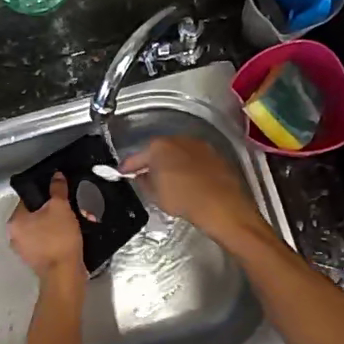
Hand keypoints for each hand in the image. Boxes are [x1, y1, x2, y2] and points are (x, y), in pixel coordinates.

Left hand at [8, 173, 85, 291]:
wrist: (65, 274)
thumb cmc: (59, 237)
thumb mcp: (60, 207)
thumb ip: (57, 189)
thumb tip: (56, 175)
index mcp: (15, 222)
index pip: (28, 198)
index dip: (45, 192)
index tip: (61, 191)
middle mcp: (16, 236)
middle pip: (38, 213)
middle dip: (59, 209)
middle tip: (74, 206)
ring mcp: (27, 250)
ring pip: (47, 227)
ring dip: (64, 222)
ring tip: (82, 218)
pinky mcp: (40, 260)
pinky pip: (51, 241)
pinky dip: (63, 235)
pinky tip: (78, 233)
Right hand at [121, 137, 264, 238]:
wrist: (221, 204)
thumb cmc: (183, 199)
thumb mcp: (155, 195)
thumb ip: (143, 182)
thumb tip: (141, 176)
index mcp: (158, 147)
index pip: (137, 157)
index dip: (128, 167)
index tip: (122, 173)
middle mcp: (178, 139)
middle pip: (159, 150)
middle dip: (152, 162)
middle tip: (146, 177)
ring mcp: (198, 145)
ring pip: (178, 152)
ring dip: (172, 162)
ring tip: (169, 180)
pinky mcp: (214, 153)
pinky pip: (194, 158)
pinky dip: (188, 166)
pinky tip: (188, 180)